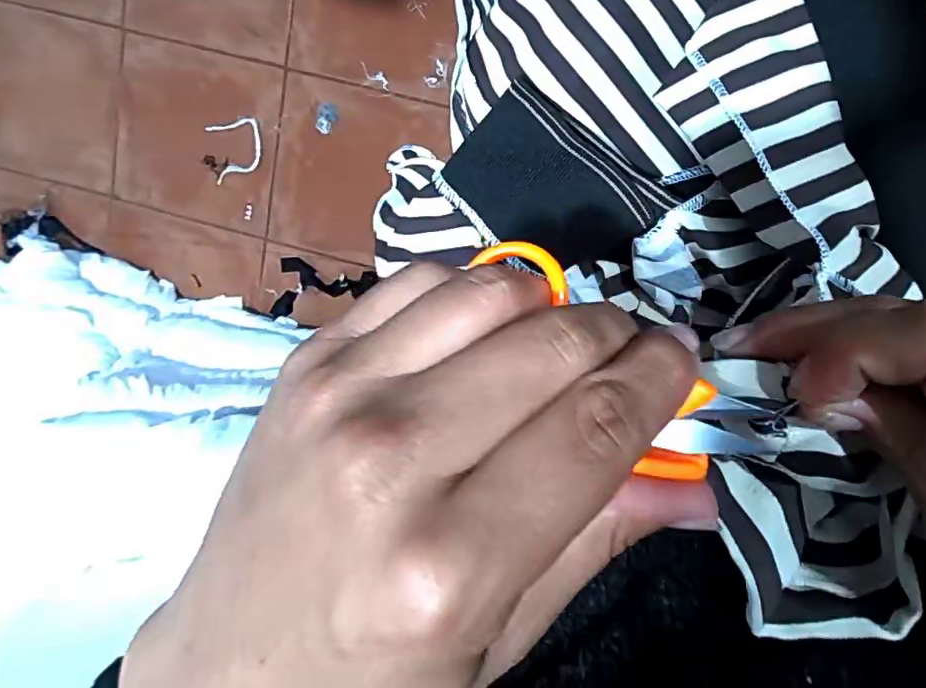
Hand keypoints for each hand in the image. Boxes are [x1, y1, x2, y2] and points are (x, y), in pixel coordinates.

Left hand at [122, 263, 714, 687]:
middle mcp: (390, 463)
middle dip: (618, 335)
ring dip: (552, 304)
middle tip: (631, 350)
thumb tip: (703, 485)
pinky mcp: (307, 360)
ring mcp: (339, 396)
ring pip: (495, 293)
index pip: (594, 425)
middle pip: (555, 345)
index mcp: (449, 562)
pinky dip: (479, 287)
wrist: (223, 673)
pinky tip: (486, 327)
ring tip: (557, 340)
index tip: (683, 356)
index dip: (659, 376)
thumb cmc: (380, 676)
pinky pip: (425, 278)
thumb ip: (606, 533)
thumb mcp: (506, 632)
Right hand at [724, 299, 925, 687]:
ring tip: (774, 343)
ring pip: (920, 312)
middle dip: (826, 326)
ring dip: (841, 326)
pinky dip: (875, 335)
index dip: (857, 348)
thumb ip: (906, 447)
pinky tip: (834, 349)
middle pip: (921, 317)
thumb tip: (823, 386)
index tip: (795, 390)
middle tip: (749, 343)